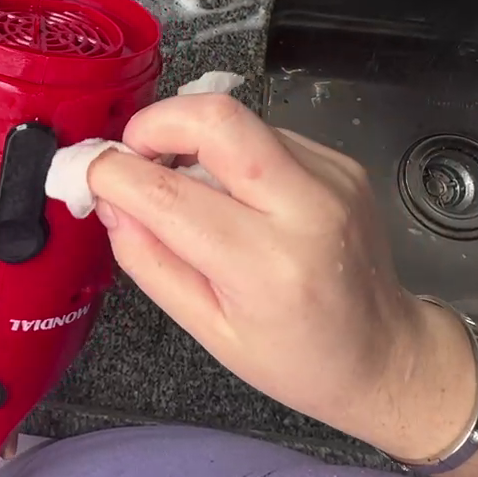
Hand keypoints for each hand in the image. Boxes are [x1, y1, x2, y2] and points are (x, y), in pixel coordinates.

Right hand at [85, 93, 477, 460]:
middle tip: (134, 155)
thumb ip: (146, 258)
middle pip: (215, 118)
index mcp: (265, 267)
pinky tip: (231, 191)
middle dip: (153, 124)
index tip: (87, 172)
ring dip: (188, 137)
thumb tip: (108, 198)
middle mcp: (306, 208)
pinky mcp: (339, 161)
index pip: (166, 194)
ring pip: (237, 118)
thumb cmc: (292, 358)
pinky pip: (262, 134)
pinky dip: (226, 152)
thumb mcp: (205, 328)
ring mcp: (330, 176)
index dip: (110, 172)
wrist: (390, 355)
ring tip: (181, 179)